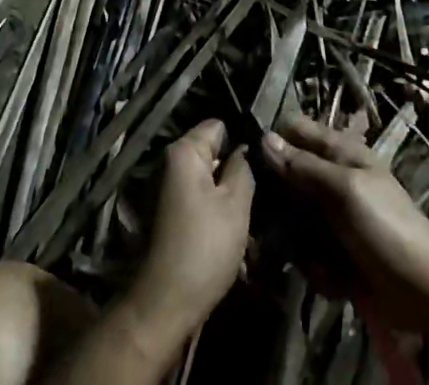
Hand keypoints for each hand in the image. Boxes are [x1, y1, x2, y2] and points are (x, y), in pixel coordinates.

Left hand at [121, 119, 254, 342]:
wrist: (164, 303)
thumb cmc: (204, 246)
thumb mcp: (235, 204)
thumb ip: (244, 167)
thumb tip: (245, 148)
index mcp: (183, 152)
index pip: (219, 126)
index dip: (243, 140)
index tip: (264, 162)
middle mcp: (169, 163)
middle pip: (213, 154)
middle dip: (237, 174)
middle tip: (264, 197)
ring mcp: (165, 190)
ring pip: (209, 182)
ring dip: (229, 200)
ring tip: (253, 225)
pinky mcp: (167, 215)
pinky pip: (198, 202)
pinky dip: (215, 215)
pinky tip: (234, 239)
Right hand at [260, 115, 428, 331]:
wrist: (426, 294)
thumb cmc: (386, 229)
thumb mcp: (345, 190)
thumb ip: (304, 165)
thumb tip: (264, 138)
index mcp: (342, 154)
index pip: (296, 130)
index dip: (273, 140)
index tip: (249, 160)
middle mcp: (335, 182)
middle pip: (288, 179)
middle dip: (279, 204)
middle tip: (273, 221)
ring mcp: (335, 221)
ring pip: (293, 221)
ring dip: (298, 243)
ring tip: (312, 259)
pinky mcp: (336, 256)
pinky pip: (309, 255)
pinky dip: (318, 269)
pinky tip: (332, 279)